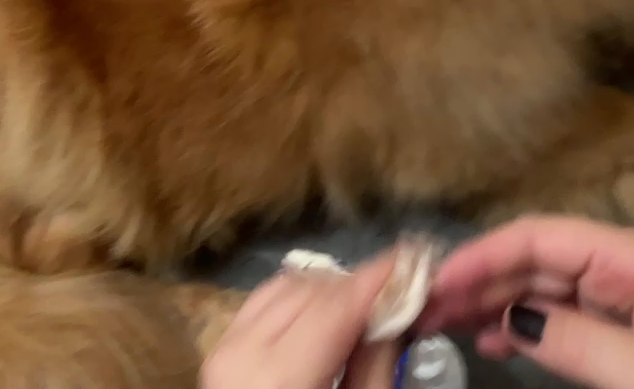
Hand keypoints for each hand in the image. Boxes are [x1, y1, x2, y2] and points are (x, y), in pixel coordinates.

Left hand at [202, 253, 404, 388]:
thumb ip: (374, 368)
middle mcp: (240, 353)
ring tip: (367, 307)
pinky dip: (299, 298)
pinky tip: (326, 313)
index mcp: (277, 381)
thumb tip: (393, 311)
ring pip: (288, 287)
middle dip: (358, 287)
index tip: (414, 257)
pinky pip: (264, 301)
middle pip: (313, 292)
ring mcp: (222, 349)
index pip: (335, 307)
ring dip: (330, 291)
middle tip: (399, 290)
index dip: (377, 278)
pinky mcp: (219, 351)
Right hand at [419, 216, 633, 388]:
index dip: (483, 254)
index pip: (539, 238)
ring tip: (444, 324)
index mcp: (633, 258)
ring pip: (545, 292)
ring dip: (493, 304)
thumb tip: (508, 314)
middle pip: (535, 261)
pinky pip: (568, 323)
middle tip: (422, 308)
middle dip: (478, 279)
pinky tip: (493, 340)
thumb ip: (581, 341)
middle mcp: (625, 270)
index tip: (435, 281)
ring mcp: (632, 307)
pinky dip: (525, 329)